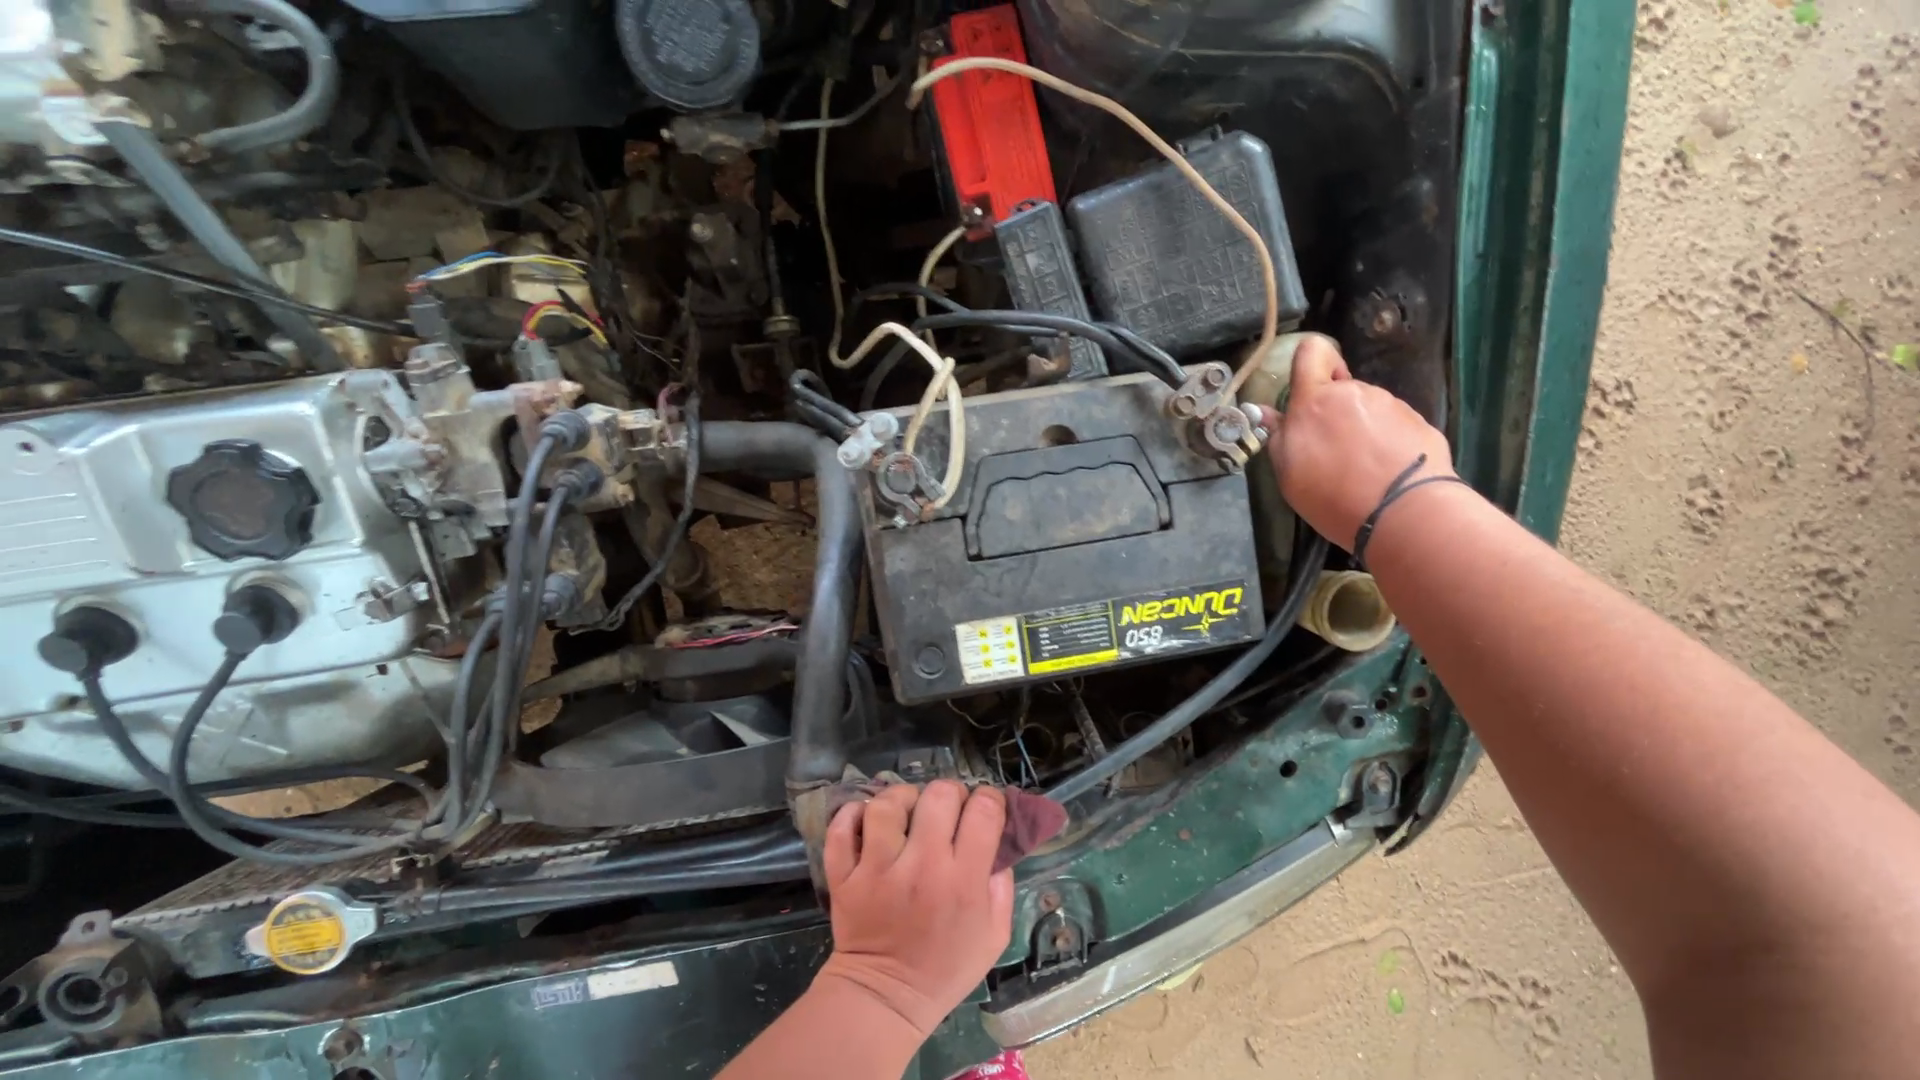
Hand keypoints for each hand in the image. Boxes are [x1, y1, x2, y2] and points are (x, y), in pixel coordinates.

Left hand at [814, 781, 1014, 1036]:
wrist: (885, 999)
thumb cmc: (945, 968)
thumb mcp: (995, 935)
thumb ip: (1001, 885)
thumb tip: (999, 842)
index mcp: (963, 881)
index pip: (983, 811)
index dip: (989, 799)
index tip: (985, 807)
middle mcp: (921, 866)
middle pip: (939, 796)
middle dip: (950, 794)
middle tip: (948, 811)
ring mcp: (877, 868)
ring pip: (888, 804)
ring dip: (902, 798)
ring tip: (907, 812)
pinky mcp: (844, 876)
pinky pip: (842, 828)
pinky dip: (852, 814)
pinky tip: (867, 820)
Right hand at [1256, 334, 1455, 547]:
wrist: (1403, 514)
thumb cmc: (1333, 497)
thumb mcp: (1289, 475)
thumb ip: (1278, 437)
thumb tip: (1267, 413)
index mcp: (1315, 401)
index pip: (1311, 352)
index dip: (1310, 365)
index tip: (1310, 393)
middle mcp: (1353, 393)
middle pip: (1339, 389)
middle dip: (1333, 411)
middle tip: (1331, 451)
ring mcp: (1390, 405)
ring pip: (1367, 408)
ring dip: (1360, 428)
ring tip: (1363, 468)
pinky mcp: (1418, 421)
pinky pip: (1393, 425)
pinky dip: (1386, 442)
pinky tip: (1386, 472)